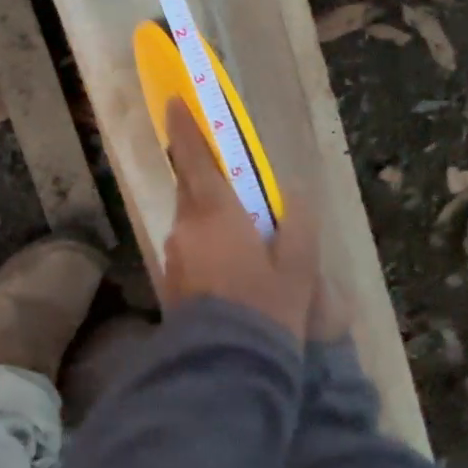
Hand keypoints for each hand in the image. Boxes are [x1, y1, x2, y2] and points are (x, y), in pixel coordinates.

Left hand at [158, 98, 350, 343]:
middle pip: (191, 188)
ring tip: (243, 231)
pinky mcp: (170, 278)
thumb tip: (292, 196)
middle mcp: (185, 227)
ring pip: (191, 219)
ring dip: (210, 214)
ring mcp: (174, 254)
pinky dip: (206, 241)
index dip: (185, 128)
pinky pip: (189, 245)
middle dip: (206, 175)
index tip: (175, 102)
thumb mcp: (297, 269)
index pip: (195, 160)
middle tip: (231, 176)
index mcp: (215, 215)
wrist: (223, 365)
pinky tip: (231, 263)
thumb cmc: (267, 310)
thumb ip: (296, 226)